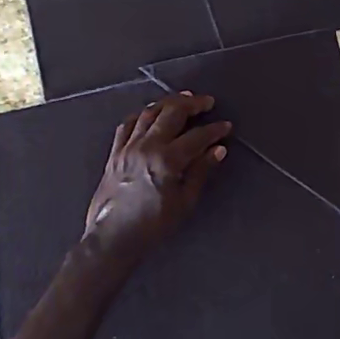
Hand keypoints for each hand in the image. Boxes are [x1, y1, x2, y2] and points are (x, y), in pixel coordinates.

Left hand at [81, 91, 230, 269]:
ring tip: (183, 100)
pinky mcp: (115, 151)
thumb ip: (201, 171)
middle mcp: (147, 146)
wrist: (113, 238)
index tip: (226, 126)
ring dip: (168, 103)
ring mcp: (128, 146)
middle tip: (206, 102)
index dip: (215, 130)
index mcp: (167, 160)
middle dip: (193, 104)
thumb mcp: (185, 202)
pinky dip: (142, 114)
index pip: (197, 136)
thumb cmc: (153, 225)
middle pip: (172, 112)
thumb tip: (218, 150)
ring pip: (150, 113)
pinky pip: (128, 124)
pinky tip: (151, 113)